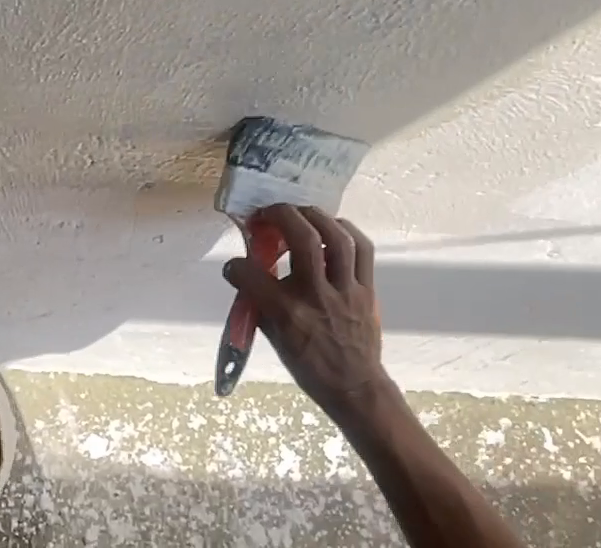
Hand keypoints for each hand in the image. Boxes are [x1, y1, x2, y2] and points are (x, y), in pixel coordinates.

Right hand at [223, 204, 393, 421]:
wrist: (356, 388)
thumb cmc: (309, 365)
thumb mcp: (273, 337)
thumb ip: (259, 301)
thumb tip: (244, 271)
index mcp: (288, 314)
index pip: (252, 276)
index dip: (235, 266)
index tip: (233, 266)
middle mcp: (317, 297)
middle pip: (304, 241)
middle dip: (281, 215)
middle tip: (268, 213)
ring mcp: (346, 291)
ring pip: (337, 239)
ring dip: (314, 216)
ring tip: (298, 212)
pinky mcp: (366, 289)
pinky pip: (362, 249)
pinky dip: (344, 230)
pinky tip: (329, 226)